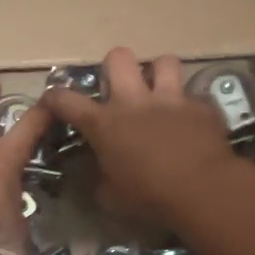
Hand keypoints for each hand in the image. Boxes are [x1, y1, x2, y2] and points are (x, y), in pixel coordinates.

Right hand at [42, 47, 239, 227]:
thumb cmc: (148, 197)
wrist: (201, 190)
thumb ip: (99, 178)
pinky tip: (191, 123)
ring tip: (160, 92)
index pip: (66, 100)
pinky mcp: (202, 106)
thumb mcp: (110, 197)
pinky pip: (194, 96)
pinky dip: (190, 107)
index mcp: (104, 124)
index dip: (54, 97)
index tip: (52, 100)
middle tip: (119, 87)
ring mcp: (171, 99)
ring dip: (159, 74)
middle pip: (119, 57)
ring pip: (164, 61)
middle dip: (115, 67)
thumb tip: (97, 174)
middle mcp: (134, 101)